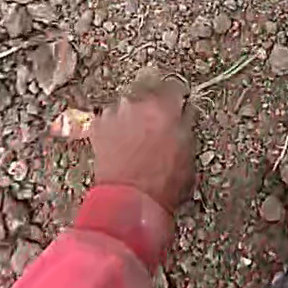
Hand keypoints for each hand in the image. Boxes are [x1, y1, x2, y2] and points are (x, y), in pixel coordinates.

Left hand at [89, 88, 194, 210]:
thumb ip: (185, 124)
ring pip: (128, 103)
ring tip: (136, 135)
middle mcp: (139, 102)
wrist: (129, 201)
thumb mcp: (188, 150)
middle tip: (157, 121)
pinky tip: (120, 141)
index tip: (178, 105)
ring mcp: (116, 113)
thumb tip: (183, 114)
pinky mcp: (98, 126)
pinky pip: (109, 118)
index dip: (177, 98)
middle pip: (149, 89)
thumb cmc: (163, 181)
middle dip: (153, 102)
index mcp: (166, 105)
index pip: (175, 87)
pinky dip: (114, 125)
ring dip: (132, 113)